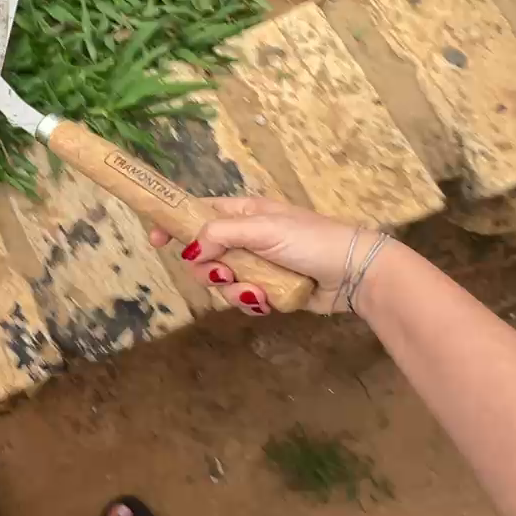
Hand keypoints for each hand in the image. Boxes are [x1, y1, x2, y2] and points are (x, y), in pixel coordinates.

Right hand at [146, 197, 397, 315]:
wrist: (359, 274)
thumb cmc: (312, 240)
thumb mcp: (263, 228)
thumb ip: (219, 234)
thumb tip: (188, 251)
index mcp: (242, 214)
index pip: (195, 213)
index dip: (172, 224)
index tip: (155, 240)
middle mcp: (244, 238)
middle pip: (202, 253)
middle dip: (208, 269)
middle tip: (224, 274)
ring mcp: (255, 265)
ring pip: (219, 280)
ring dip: (231, 289)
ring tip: (255, 291)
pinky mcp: (267, 290)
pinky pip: (240, 299)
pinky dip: (250, 302)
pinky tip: (267, 301)